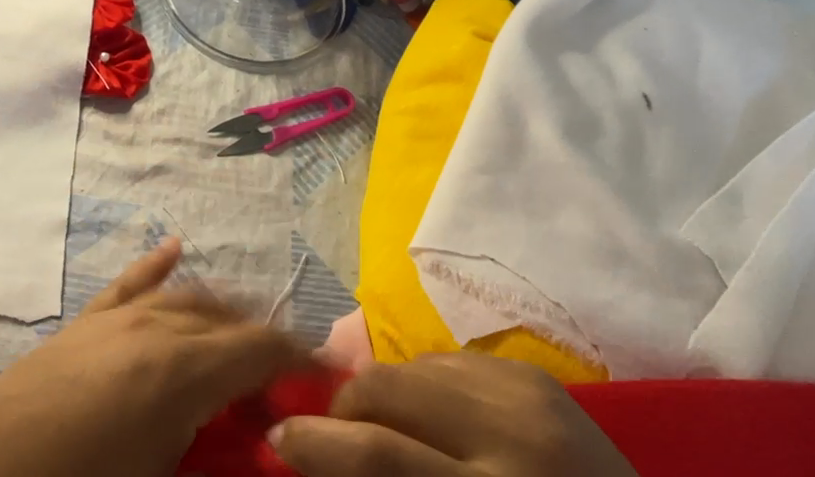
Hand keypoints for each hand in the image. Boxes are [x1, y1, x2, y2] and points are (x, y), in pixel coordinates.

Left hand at [0, 238, 310, 476]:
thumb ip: (215, 457)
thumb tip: (260, 454)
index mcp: (181, 370)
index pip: (261, 348)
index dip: (300, 360)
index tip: (327, 380)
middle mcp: (154, 329)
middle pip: (227, 319)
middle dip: (264, 343)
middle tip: (286, 381)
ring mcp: (115, 320)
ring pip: (185, 297)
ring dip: (222, 313)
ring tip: (246, 337)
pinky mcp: (84, 324)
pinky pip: (128, 284)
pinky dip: (154, 266)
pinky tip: (173, 247)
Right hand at [269, 352, 635, 476]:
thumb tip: (312, 456)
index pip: (377, 454)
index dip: (313, 443)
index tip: (279, 441)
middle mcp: (511, 438)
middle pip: (385, 387)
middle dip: (343, 409)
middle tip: (339, 439)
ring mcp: (528, 396)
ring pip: (410, 364)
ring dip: (387, 396)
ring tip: (397, 432)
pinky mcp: (536, 375)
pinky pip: (448, 359)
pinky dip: (427, 386)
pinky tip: (443, 420)